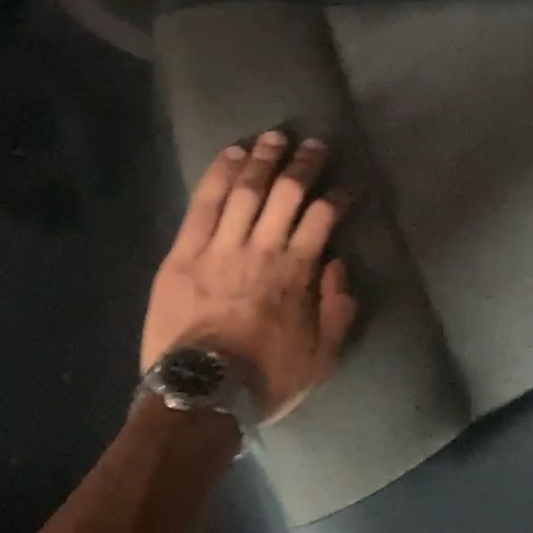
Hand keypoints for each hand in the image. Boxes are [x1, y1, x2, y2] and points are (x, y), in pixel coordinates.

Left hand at [142, 131, 357, 421]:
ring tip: (275, 138)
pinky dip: (219, 174)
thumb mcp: (321, 357)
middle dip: (304, 164)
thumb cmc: (264, 378)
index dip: (338, 195)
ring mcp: (220, 246)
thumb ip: (337, 310)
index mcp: (297, 271)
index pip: (323, 216)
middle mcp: (262, 248)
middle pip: (287, 191)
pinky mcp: (185, 252)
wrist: (199, 395)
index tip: (347, 188)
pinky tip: (232, 154)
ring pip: (246, 188)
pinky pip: (204, 203)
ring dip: (263, 158)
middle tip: (315, 146)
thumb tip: (338, 265)